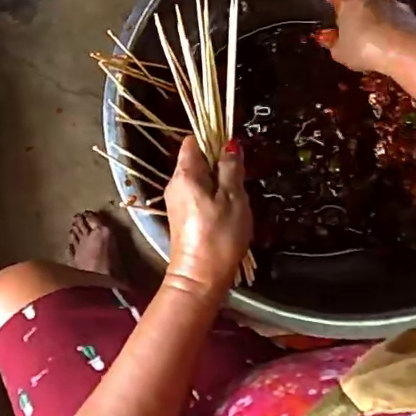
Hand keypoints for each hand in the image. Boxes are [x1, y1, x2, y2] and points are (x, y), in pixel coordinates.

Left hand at [163, 138, 251, 301]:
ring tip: (238, 193)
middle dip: (218, 161)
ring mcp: (176, 200)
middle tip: (240, 173)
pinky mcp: (181, 215)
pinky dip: (213, 194)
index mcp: (184, 174)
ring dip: (218, 180)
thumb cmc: (219, 235)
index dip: (212, 138)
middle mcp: (175, 183)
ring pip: (198, 178)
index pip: (192, 141)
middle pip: (195, 159)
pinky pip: (197, 194)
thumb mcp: (233, 198)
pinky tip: (228, 208)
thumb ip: (231, 169)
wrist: (199, 276)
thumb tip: (229, 145)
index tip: (232, 148)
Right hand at [317, 0, 415, 73]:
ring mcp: (389, 0)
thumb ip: (332, 42)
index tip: (332, 4)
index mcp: (347, 3)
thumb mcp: (340, 52)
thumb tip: (326, 35)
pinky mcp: (407, 8)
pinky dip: (393, 4)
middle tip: (352, 3)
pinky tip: (391, 14)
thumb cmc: (364, 50)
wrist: (404, 50)